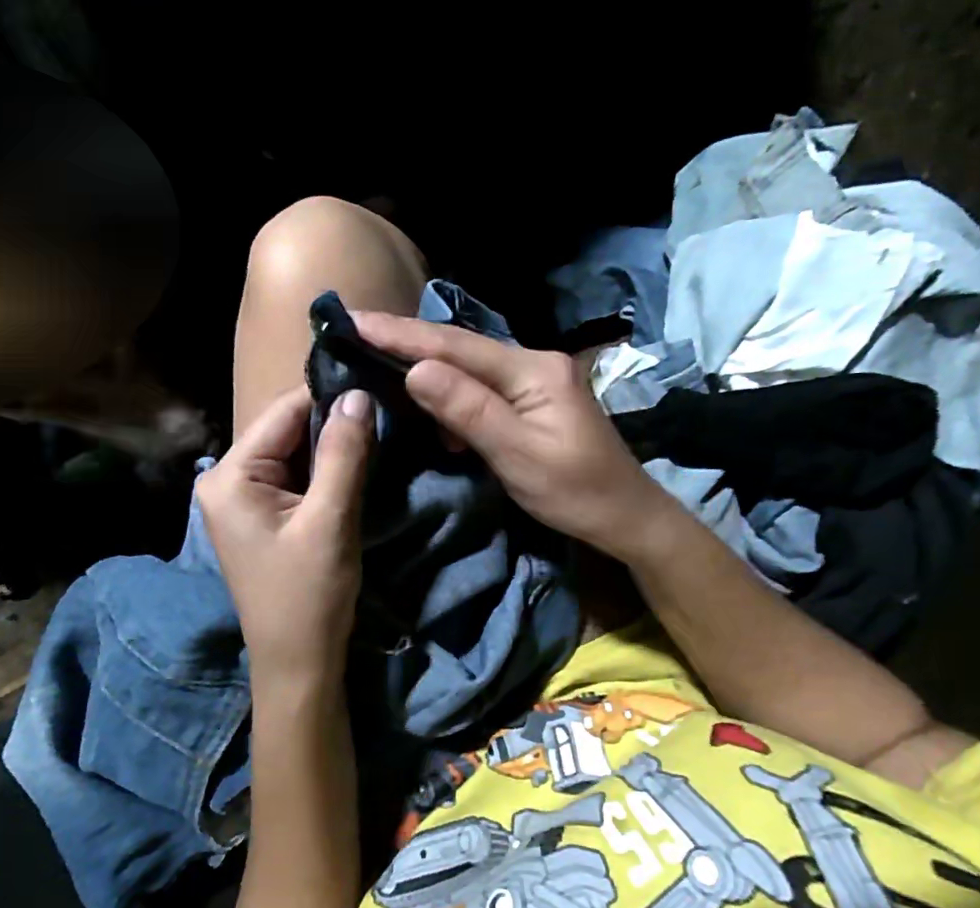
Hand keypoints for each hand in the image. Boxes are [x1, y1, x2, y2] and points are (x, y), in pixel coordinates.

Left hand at [199, 386, 374, 691]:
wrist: (298, 661)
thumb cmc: (310, 594)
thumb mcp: (331, 520)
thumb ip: (344, 455)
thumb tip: (359, 394)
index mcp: (231, 475)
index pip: (283, 412)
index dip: (331, 398)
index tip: (377, 387)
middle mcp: (226, 479)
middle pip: (287, 431)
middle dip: (334, 426)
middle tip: (385, 415)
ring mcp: (242, 498)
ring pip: (296, 454)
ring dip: (334, 450)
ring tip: (378, 439)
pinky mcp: (262, 516)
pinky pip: (296, 478)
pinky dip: (326, 474)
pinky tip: (356, 472)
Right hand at [353, 312, 677, 560]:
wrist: (626, 516)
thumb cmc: (576, 492)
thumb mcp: (518, 454)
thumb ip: (468, 410)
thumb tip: (416, 370)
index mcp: (534, 370)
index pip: (456, 346)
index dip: (402, 334)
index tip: (353, 320)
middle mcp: (536, 363)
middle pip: (463, 349)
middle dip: (409, 343)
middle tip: (357, 331)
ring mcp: (538, 381)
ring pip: (472, 370)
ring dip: (431, 374)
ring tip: (383, 372)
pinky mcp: (537, 402)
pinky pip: (486, 391)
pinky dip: (457, 401)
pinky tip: (440, 419)